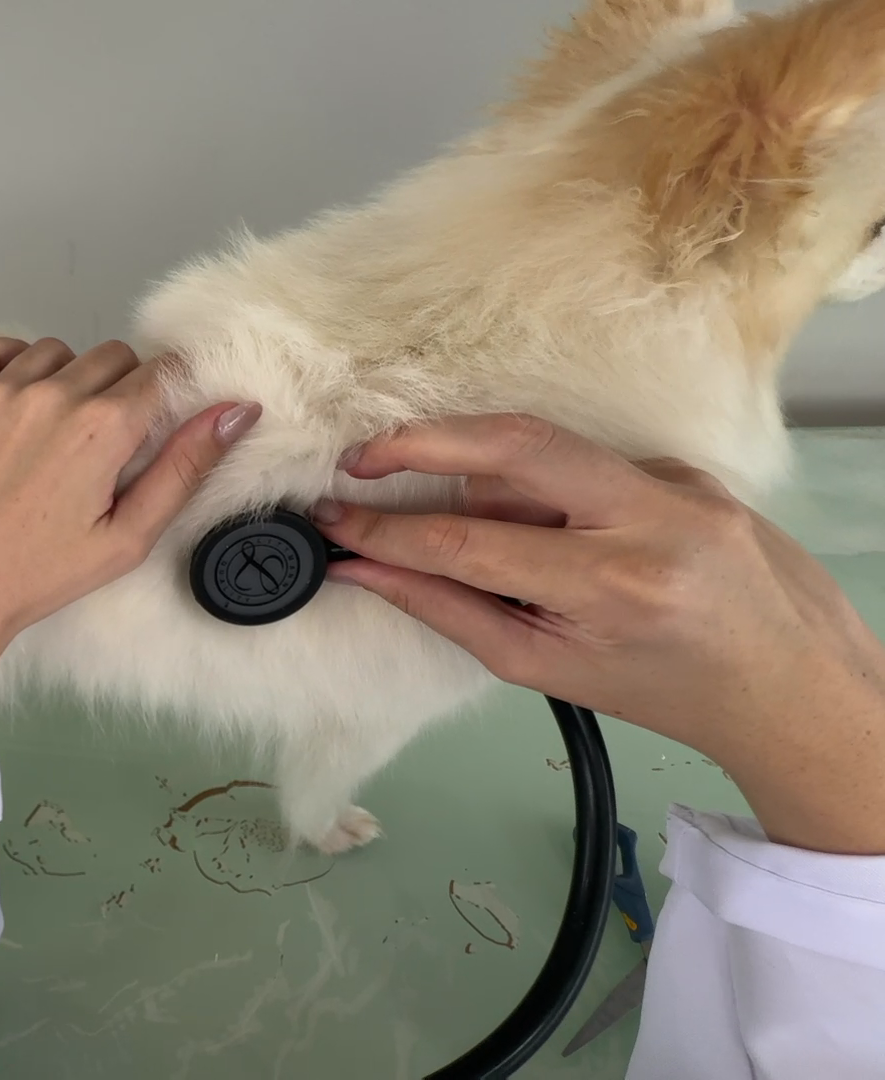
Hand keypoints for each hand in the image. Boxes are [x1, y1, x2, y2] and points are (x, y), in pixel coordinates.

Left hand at [0, 337, 258, 769]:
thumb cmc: (31, 577)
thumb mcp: (125, 538)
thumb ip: (184, 468)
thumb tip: (236, 411)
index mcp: (102, 428)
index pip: (160, 372)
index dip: (166, 394)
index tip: (154, 421)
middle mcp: (49, 395)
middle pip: (112, 357)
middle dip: (121, 389)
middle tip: (104, 442)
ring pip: (55, 350)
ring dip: (67, 377)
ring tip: (55, 430)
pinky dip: (13, 362)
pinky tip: (16, 399)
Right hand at [315, 414, 884, 853]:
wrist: (803, 688)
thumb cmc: (658, 690)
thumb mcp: (535, 664)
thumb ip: (439, 608)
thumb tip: (359, 569)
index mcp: (614, 586)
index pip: (464, 541)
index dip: (381, 530)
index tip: (328, 519)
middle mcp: (655, 516)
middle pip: (513, 444)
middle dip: (418, 442)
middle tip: (357, 461)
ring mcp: (677, 481)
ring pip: (538, 452)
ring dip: (470, 478)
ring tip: (453, 525)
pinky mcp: (683, 468)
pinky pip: (573, 464)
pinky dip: (523, 490)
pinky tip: (530, 531)